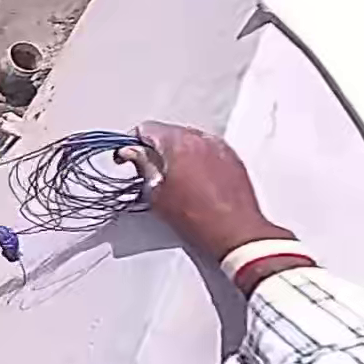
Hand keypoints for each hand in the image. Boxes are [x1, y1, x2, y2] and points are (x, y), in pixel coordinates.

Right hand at [137, 121, 291, 261]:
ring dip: (177, 153)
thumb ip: (142, 165)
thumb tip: (133, 153)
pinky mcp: (233, 160)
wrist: (234, 234)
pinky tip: (192, 180)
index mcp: (178, 143)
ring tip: (172, 178)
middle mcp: (202, 139)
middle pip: (169, 132)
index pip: (146, 129)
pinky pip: (207, 150)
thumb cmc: (195, 217)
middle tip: (148, 170)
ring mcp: (221, 148)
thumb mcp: (155, 192)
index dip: (132, 144)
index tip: (129, 158)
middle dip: (156, 148)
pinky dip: (196, 159)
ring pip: (189, 140)